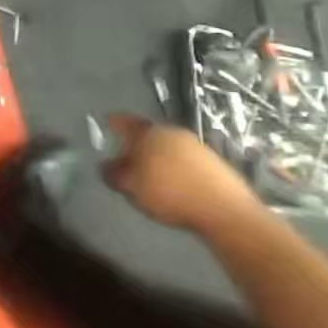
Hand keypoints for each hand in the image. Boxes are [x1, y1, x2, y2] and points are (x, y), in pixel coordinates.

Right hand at [104, 115, 262, 234]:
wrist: (221, 205)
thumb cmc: (168, 193)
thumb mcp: (132, 187)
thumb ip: (115, 174)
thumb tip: (105, 165)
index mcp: (148, 134)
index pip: (127, 122)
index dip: (115, 122)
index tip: (107, 122)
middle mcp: (171, 132)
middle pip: (148, 133)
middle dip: (136, 144)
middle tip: (127, 159)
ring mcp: (193, 143)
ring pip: (167, 145)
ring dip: (157, 155)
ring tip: (150, 174)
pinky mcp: (209, 158)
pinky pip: (183, 157)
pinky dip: (174, 165)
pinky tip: (174, 183)